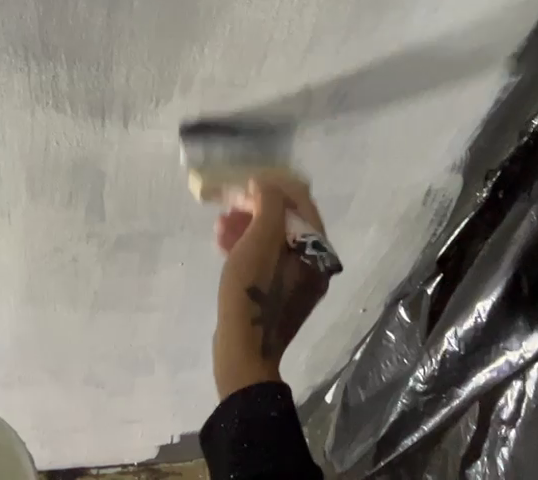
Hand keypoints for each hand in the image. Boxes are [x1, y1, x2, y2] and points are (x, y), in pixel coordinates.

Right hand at [212, 173, 331, 397]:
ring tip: (219, 225)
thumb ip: (269, 204)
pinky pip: (266, 257)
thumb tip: (266, 184)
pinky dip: (246, 244)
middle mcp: (315, 262)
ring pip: (273, 237)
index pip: (301, 200)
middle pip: (286, 218)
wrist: (243, 353)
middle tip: (228, 203)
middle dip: (255, 205)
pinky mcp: (280, 291)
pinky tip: (222, 243)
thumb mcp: (259, 241)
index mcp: (318, 250)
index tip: (244, 184)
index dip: (272, 185)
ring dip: (247, 223)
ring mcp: (298, 279)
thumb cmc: (252, 293)